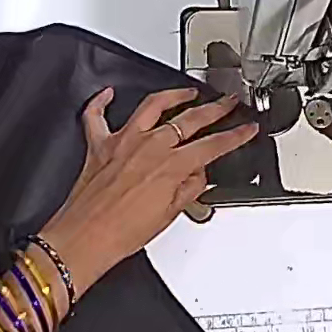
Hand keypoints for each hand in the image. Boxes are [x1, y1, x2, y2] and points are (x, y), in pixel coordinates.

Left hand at [38, 87, 257, 295]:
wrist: (84, 240)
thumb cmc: (122, 233)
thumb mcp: (170, 214)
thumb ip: (190, 188)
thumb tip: (199, 174)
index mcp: (171, 165)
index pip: (213, 144)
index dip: (236, 135)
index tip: (247, 128)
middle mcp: (150, 146)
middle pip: (191, 118)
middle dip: (217, 108)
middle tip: (229, 101)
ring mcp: (124, 141)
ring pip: (153, 104)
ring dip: (174, 94)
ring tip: (188, 91)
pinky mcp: (99, 144)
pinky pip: (96, 116)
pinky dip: (101, 102)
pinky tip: (108, 93)